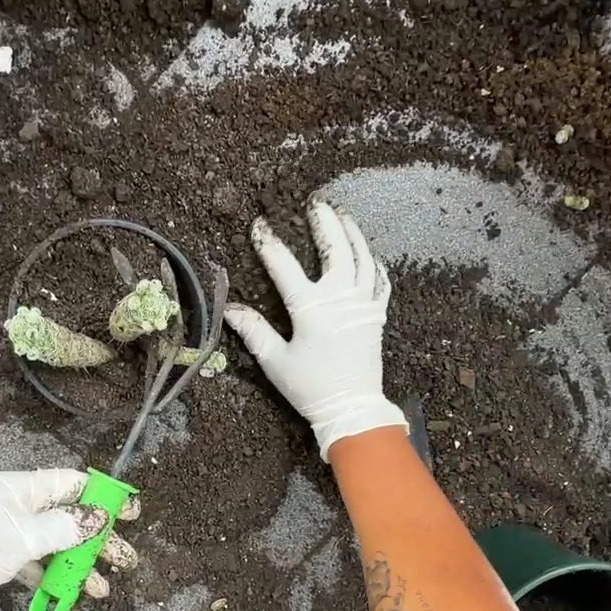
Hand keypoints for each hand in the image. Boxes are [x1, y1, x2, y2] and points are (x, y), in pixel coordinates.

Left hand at [0, 469, 138, 610]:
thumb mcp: (23, 537)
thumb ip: (65, 528)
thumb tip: (97, 518)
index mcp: (23, 488)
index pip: (74, 483)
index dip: (104, 496)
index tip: (131, 512)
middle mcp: (16, 503)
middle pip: (68, 516)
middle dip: (98, 539)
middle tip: (125, 560)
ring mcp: (4, 529)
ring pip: (52, 542)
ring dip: (77, 563)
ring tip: (100, 588)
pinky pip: (32, 560)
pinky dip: (50, 574)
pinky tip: (64, 592)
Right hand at [224, 194, 405, 460]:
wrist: (352, 407)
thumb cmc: (311, 387)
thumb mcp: (276, 361)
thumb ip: (254, 332)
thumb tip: (230, 309)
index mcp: (311, 308)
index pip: (285, 265)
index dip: (269, 243)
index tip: (259, 226)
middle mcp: (340, 298)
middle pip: (334, 247)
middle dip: (323, 221)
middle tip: (315, 202)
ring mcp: (363, 304)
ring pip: (362, 257)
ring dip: (352, 233)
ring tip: (343, 215)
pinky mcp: (377, 315)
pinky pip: (380, 280)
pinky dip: (374, 262)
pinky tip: (368, 253)